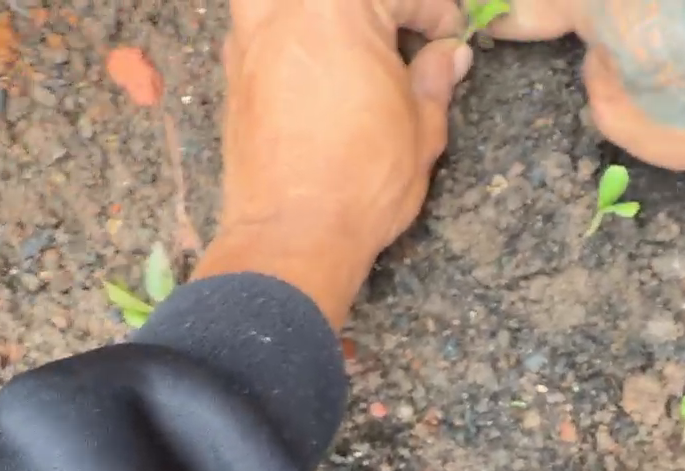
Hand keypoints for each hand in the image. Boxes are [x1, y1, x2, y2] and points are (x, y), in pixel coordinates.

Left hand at [193, 0, 474, 326]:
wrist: (294, 234)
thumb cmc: (361, 185)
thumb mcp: (420, 133)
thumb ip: (434, 82)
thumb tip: (449, 55)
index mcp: (342, 4)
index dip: (437, 12)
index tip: (451, 37)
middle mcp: (288, 6)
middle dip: (382, 12)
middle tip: (405, 43)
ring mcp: (252, 34)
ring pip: (295, 4)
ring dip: (328, 19)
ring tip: (354, 51)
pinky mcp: (233, 70)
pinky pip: (264, 26)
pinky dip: (293, 35)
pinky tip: (317, 70)